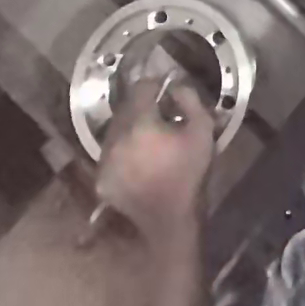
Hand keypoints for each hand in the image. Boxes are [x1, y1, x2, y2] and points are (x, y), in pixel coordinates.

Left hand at [96, 75, 212, 247]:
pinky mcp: (101, 179)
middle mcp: (116, 138)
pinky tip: (138, 156)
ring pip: (115, 129)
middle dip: (141, 105)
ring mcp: (105, 160)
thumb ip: (190, 99)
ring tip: (148, 134)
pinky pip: (110, 152)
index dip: (154, 84)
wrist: (172, 221)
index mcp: (141, 124)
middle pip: (125, 108)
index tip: (165, 88)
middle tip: (159, 111)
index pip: (141, 88)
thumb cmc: (190, 172)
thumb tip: (174, 85)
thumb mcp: (203, 130)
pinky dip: (122, 148)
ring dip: (130, 126)